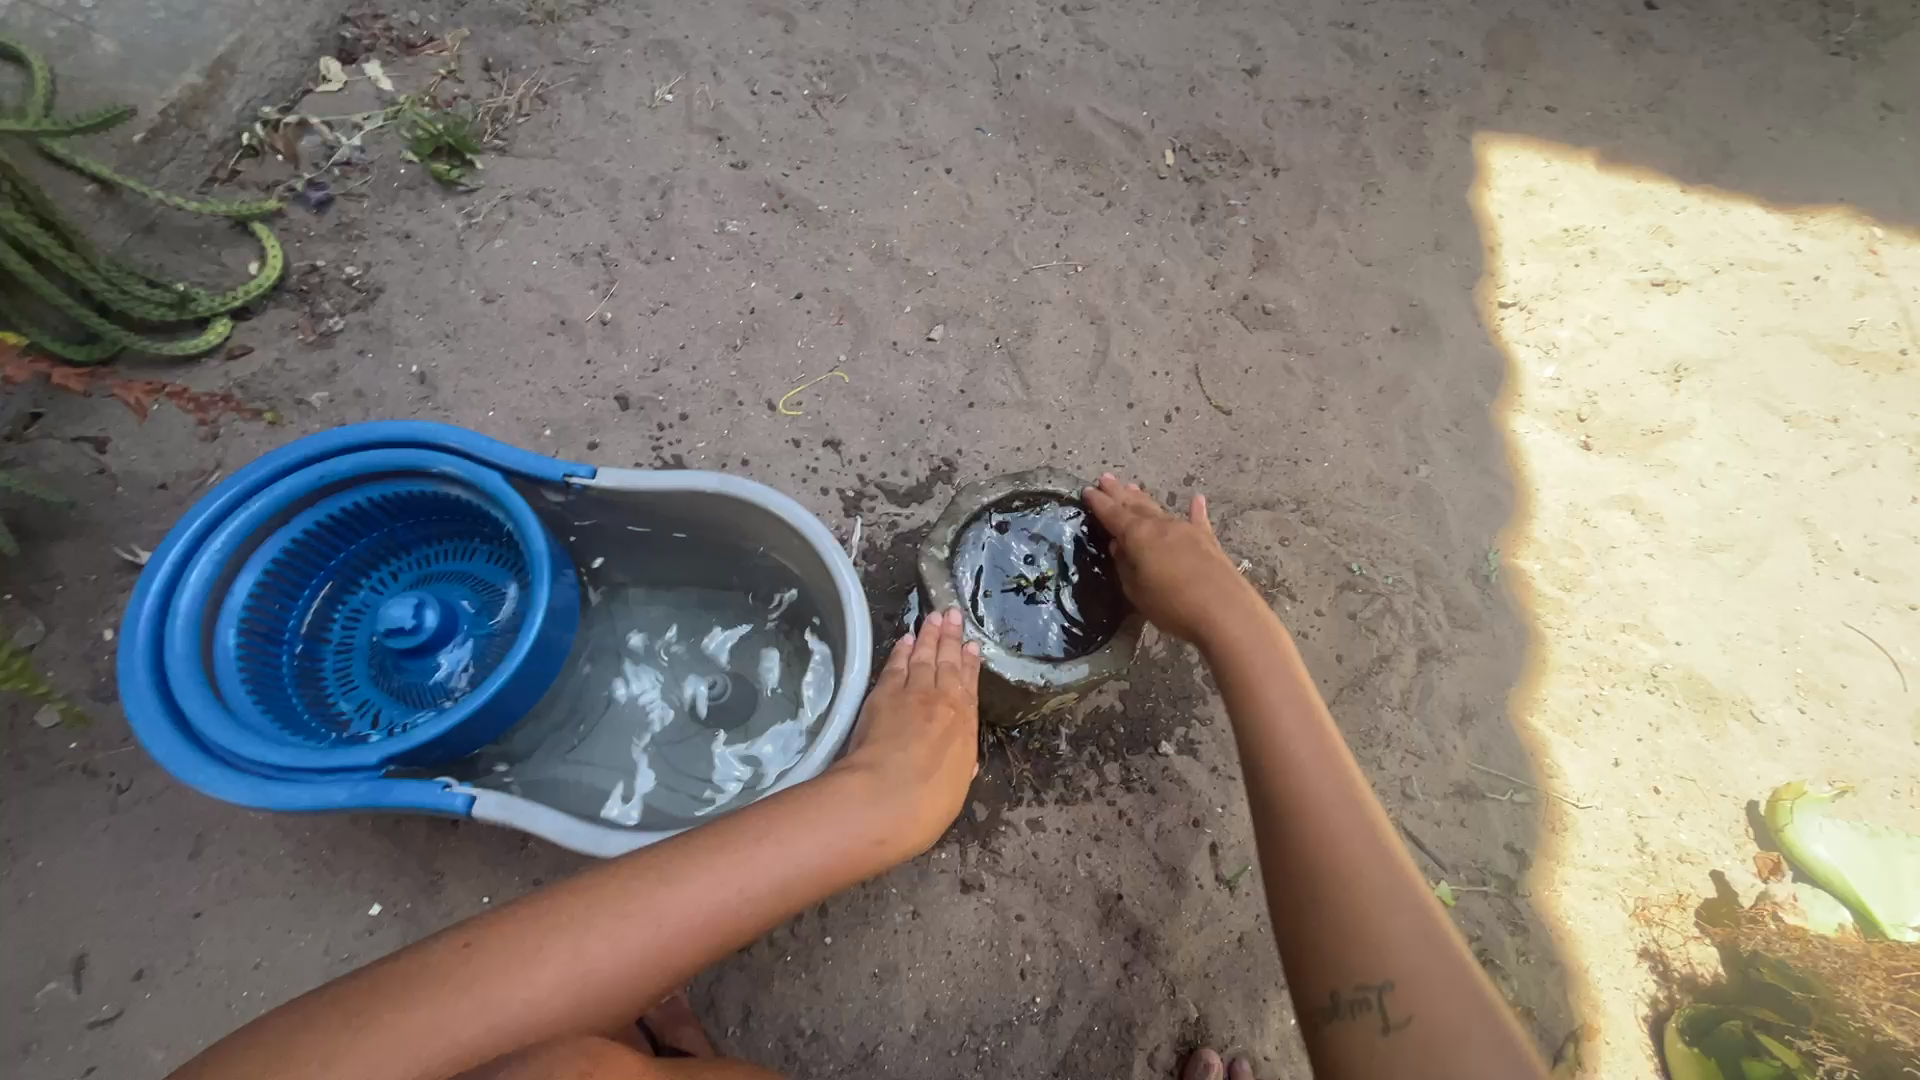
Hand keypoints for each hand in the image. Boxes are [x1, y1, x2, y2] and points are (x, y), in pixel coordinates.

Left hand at [836, 608, 980, 851]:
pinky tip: (904, 640)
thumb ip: (961, 766)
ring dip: (928, 636)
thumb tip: (965, 760)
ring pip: (922, 656)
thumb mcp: (957, 787)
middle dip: (950, 637)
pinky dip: (901, 651)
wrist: (887, 796)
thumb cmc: (928, 804)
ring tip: (933, 617)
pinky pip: (895, 666)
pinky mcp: (883, 694)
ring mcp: (912, 693)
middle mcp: (943, 700)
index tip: (972, 645)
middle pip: (947, 661)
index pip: (969, 684)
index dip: (970, 663)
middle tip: (952, 614)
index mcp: (965, 723)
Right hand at [1083, 473, 1262, 644]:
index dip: (1099, 503)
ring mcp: (1186, 531)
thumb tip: (1119, 546)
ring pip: (1160, 510)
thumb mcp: (1136, 590)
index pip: (1112, 514)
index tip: (1087, 490)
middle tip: (1106, 479)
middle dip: (1119, 493)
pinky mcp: (1208, 542)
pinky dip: (1195, 510)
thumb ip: (1125, 566)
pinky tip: (1197, 499)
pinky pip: (1198, 520)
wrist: (1225, 612)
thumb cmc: (1172, 604)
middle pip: (1135, 505)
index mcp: (1138, 535)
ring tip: (1132, 487)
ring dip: (1144, 499)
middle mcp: (1161, 526)